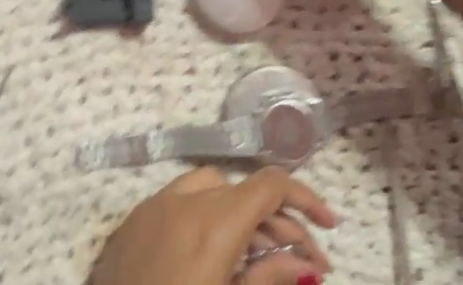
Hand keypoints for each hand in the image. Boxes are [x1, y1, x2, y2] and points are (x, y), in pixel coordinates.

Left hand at [91, 166, 335, 284]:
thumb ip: (269, 279)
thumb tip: (307, 265)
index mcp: (212, 223)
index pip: (269, 186)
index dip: (306, 199)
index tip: (330, 226)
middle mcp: (182, 201)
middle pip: (243, 192)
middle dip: (278, 222)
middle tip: (304, 262)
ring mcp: (152, 206)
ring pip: (210, 189)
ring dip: (242, 214)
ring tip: (261, 258)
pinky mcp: (132, 220)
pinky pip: (180, 200)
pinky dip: (207, 214)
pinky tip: (217, 252)